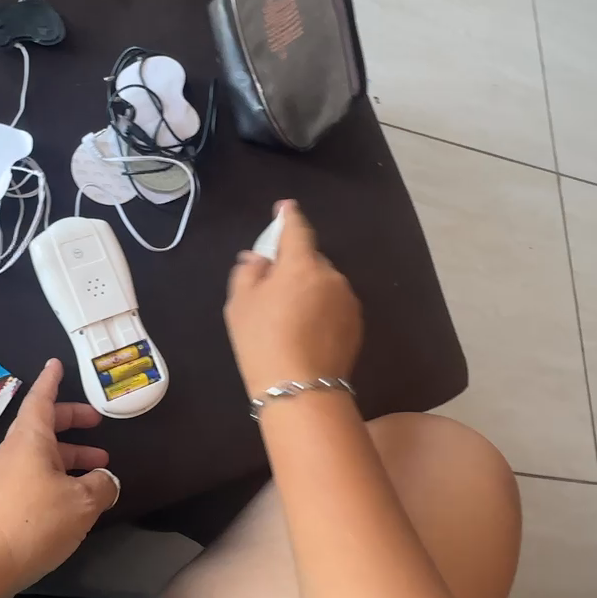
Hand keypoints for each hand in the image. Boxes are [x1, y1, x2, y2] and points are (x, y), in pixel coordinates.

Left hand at [0, 359, 119, 592]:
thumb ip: (101, 485)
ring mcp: (6, 478)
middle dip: (70, 420)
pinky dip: (58, 475)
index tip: (56, 364)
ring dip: (70, 454)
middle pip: (43, 425)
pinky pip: (35, 475)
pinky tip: (76, 497)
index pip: (41, 399)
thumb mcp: (82, 503)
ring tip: (99, 468)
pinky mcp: (4, 502)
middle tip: (96, 422)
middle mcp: (15, 452)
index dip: (51, 381)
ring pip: (41, 453)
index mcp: (30, 440)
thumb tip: (106, 480)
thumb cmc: (34, 521)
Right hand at [225, 200, 363, 396]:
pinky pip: (333, 305)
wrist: (300, 390)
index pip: (296, 230)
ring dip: (308, 289)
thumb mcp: (240, 304)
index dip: (288, 216)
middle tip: (272, 287)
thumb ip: (248, 272)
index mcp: (301, 264)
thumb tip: (259, 258)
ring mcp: (347, 301)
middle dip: (294, 265)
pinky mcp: (356, 325)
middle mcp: (331, 276)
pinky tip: (305, 331)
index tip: (285, 207)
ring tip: (288, 317)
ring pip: (323, 284)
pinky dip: (321, 309)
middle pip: (310, 260)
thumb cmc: (262, 341)